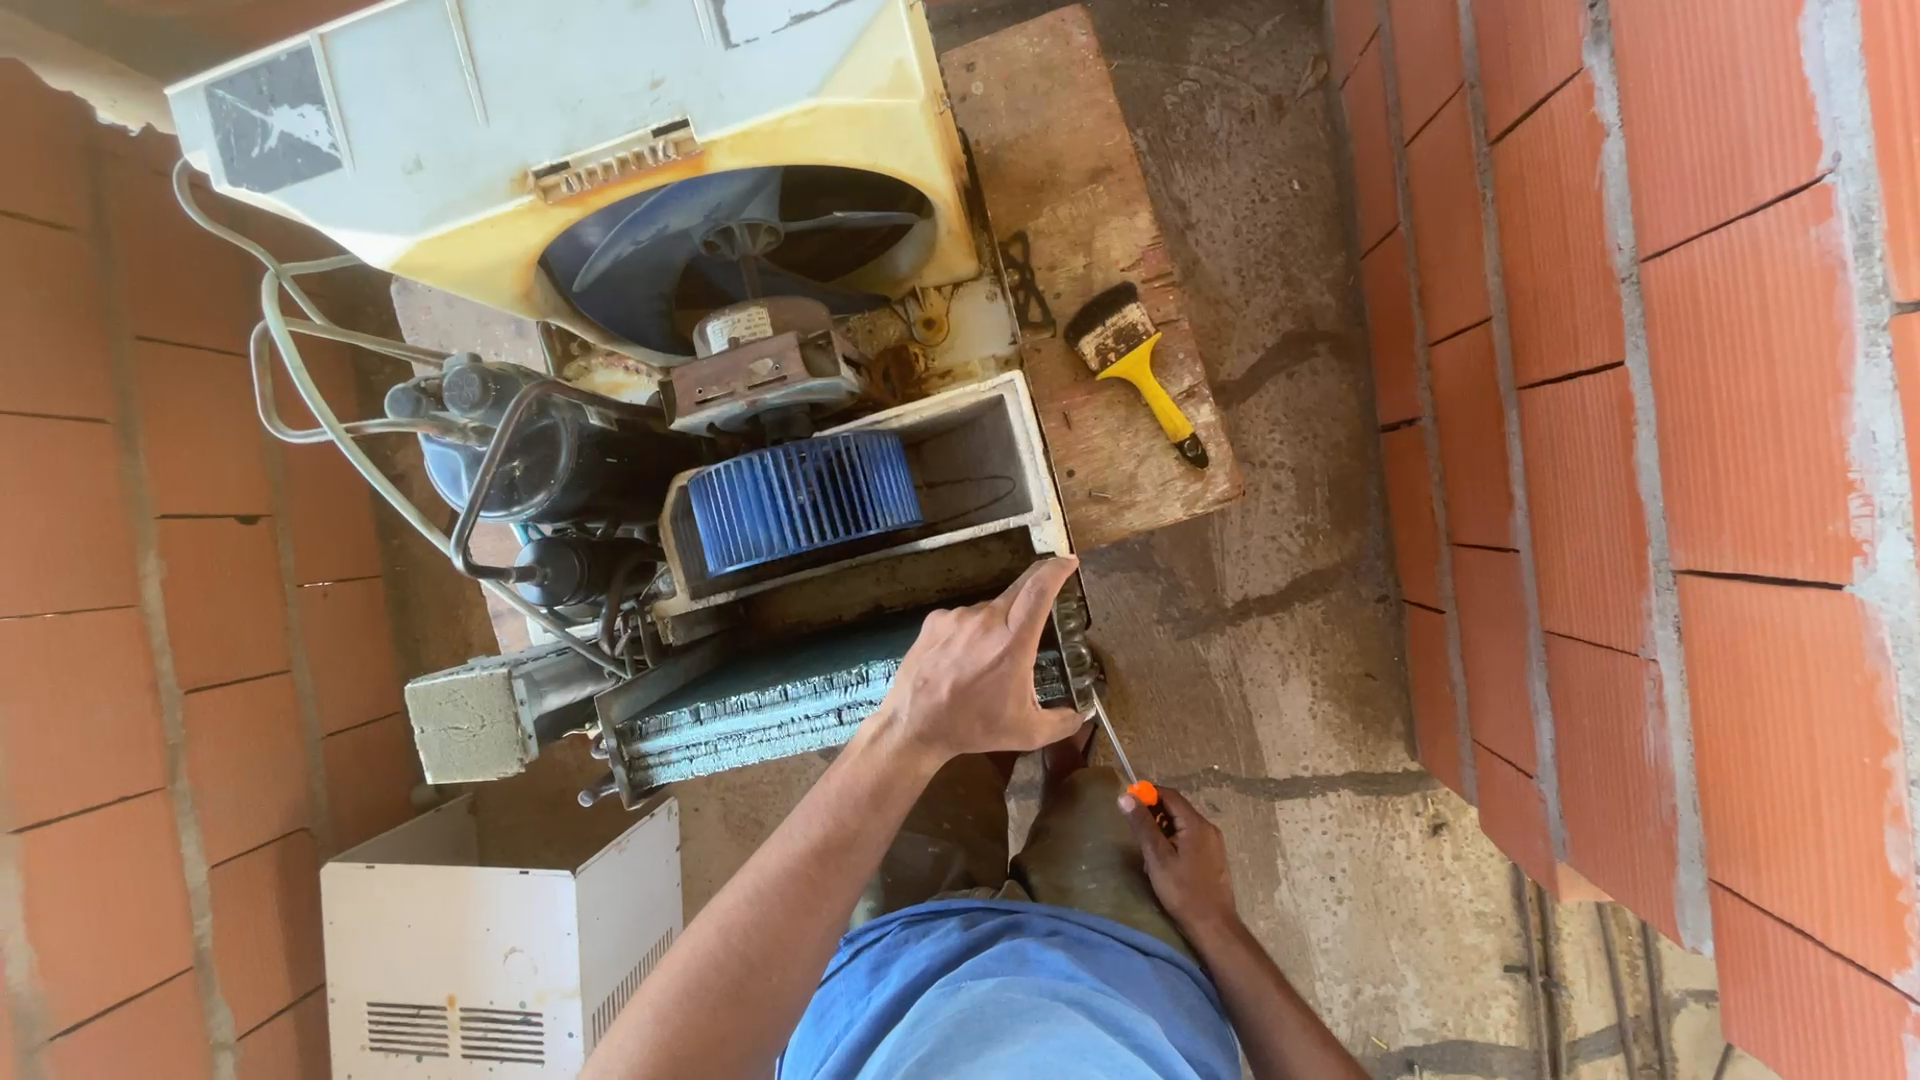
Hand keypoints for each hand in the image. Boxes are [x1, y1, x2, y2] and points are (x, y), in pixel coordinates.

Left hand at [878, 556, 1086, 762]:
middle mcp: (986, 620)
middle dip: (1037, 587)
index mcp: (1013, 641)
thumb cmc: (973, 727)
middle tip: (1047, 599)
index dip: (1057, 570)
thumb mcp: (1027, 732)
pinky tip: (963, 658)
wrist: (914, 724)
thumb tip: (1085, 714)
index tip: (1069, 561)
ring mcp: (958, 617)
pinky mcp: (935, 621)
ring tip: (989, 659)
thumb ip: (1063, 722)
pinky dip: (971, 633)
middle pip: (1019, 589)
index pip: (1039, 590)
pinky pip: (963, 619)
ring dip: (998, 625)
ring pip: (989, 610)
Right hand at [1120, 786, 1239, 935]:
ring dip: (1162, 830)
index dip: (1147, 794)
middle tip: (1135, 831)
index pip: (1169, 795)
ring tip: (1147, 851)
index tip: (1128, 803)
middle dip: (1153, 814)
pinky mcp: (1213, 857)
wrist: (1214, 926)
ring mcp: (1213, 843)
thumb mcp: (1157, 857)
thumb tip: (1125, 796)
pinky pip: (1189, 838)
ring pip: (1182, 824)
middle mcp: (1208, 828)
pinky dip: (1173, 841)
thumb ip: (1142, 825)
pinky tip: (1164, 862)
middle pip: (1176, 808)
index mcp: (1196, 824)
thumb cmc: (1183, 891)